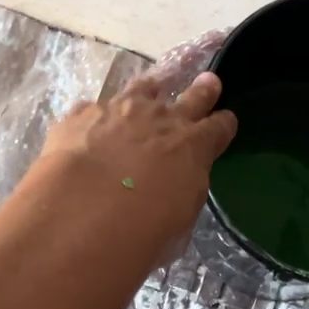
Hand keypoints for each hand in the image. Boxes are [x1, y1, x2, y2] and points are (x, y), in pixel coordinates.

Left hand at [34, 71, 237, 252]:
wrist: (87, 210)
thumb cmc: (147, 226)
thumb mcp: (182, 216)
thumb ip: (184, 189)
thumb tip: (177, 182)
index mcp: (193, 146)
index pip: (218, 128)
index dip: (223, 125)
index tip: (225, 123)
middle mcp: (161, 119)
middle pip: (191, 98)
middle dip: (203, 91)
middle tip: (208, 82)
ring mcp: (120, 110)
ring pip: (142, 89)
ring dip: (150, 91)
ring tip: (150, 90)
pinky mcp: (83, 114)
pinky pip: (95, 109)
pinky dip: (98, 118)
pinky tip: (91, 129)